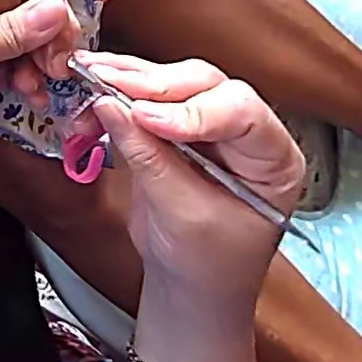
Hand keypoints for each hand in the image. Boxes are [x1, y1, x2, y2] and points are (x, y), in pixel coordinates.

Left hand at [0, 0, 77, 202]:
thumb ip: (8, 31)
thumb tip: (60, 7)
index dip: (39, 7)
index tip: (67, 33)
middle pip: (13, 16)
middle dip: (40, 40)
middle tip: (59, 65)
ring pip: (14, 45)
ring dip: (33, 64)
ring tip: (40, 85)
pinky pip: (6, 70)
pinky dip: (22, 80)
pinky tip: (34, 94)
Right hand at [65, 52, 304, 302]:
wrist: (189, 283)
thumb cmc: (207, 262)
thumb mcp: (181, 214)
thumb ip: (148, 158)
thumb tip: (110, 105)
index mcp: (271, 157)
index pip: (240, 111)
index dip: (192, 110)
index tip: (146, 119)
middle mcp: (242, 130)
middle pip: (201, 84)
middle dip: (152, 84)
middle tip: (108, 85)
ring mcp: (205, 122)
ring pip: (168, 80)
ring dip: (124, 79)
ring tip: (89, 78)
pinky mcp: (169, 123)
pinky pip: (142, 94)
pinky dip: (113, 89)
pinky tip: (90, 85)